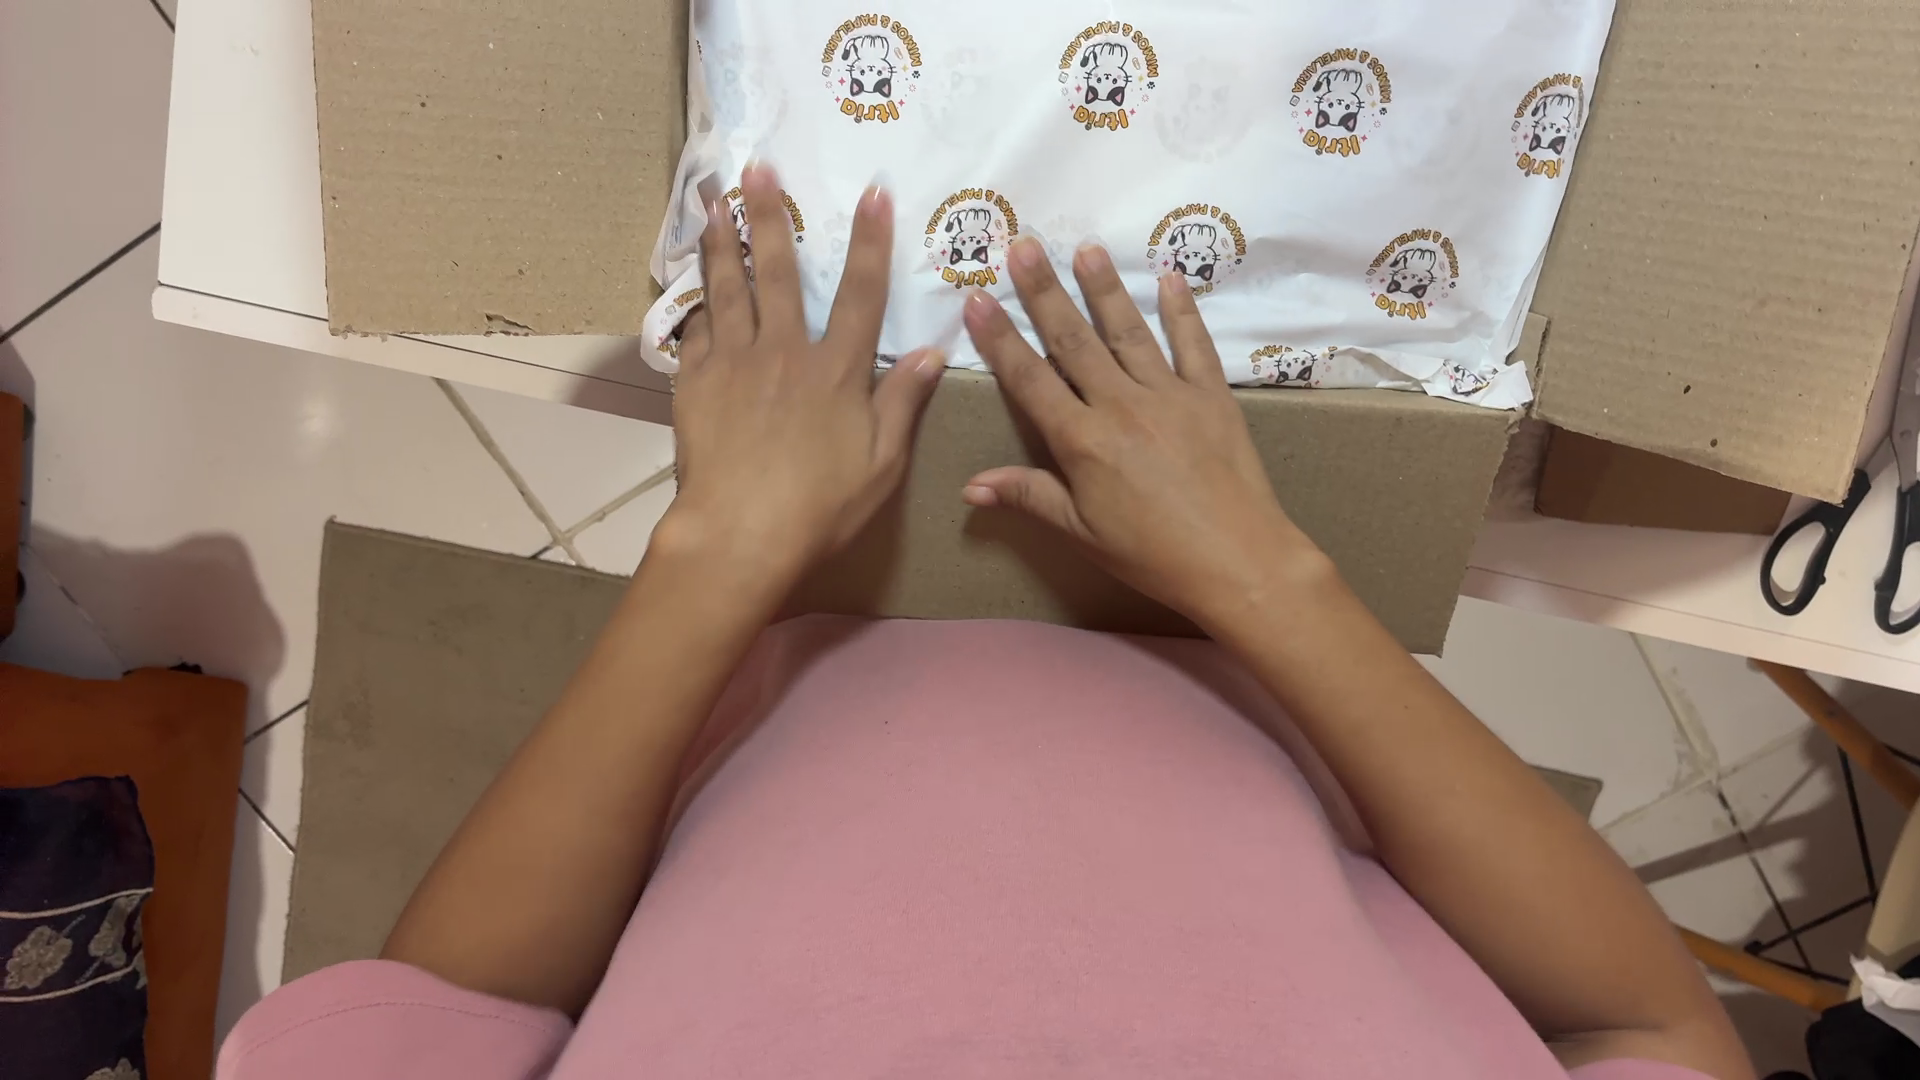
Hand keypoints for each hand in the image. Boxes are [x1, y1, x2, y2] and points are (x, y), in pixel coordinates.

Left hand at [658, 162, 943, 593]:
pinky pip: (696, 332)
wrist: (741, 534)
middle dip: (772, 216)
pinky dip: (698, 305)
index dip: (871, 243)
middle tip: (758, 168)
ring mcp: (733, 364)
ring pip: (729, 289)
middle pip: (780, 273)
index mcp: (836, 372)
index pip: (862, 296)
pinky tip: (696, 286)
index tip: (874, 194)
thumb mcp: (882, 464)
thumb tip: (932, 353)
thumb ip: (903, 404)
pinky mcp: (695, 384)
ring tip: (713, 200)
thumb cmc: (821, 506)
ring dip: (724, 241)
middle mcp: (784, 353)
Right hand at [960, 236, 1331, 628]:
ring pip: (1128, 331)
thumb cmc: (1150, 554)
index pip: (1030, 380)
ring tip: (1085, 248)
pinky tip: (1170, 279)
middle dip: (1045, 292)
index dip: (1000, 339)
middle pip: (1075, 341)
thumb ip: (1029, 497)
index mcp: (1083, 441)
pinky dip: (1181, 311)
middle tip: (1025, 246)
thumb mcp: (1081, 532)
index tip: (977, 299)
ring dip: (1104, 288)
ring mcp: (1170, 395)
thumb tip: (969, 487)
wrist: (1237, 560)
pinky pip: (1194, 344)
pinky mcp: (1212, 396)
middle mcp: (1121, 405)